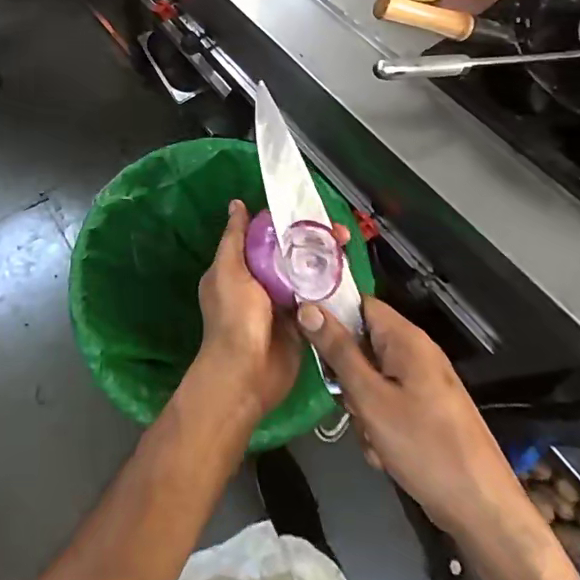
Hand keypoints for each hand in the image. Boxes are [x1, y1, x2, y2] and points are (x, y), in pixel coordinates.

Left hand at [195, 200, 351, 418]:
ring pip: (308, 273)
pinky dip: (333, 286)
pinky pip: (319, 298)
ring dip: (327, 259)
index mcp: (241, 267)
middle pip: (291, 253)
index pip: (266, 236)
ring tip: (348, 244)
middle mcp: (263, 282)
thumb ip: (234, 238)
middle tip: (340, 230)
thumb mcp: (228, 271)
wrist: (246, 375)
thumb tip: (236, 204)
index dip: (287, 221)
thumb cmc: (234, 318)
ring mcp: (284, 302)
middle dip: (314, 239)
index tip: (311, 210)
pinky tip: (351, 271)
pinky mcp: (303, 322)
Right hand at [298, 297, 519, 537]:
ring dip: (361, 407)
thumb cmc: (424, 446)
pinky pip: (387, 404)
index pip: (359, 303)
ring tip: (372, 434)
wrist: (479, 507)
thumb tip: (308, 307)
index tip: (303, 331)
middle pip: (362, 344)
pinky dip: (378, 424)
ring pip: (370, 379)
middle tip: (350, 402)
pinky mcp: (425, 410)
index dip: (330, 312)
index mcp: (406, 338)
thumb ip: (338, 351)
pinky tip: (384, 452)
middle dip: (347, 376)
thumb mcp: (370, 397)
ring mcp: (422, 383)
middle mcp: (416, 353)